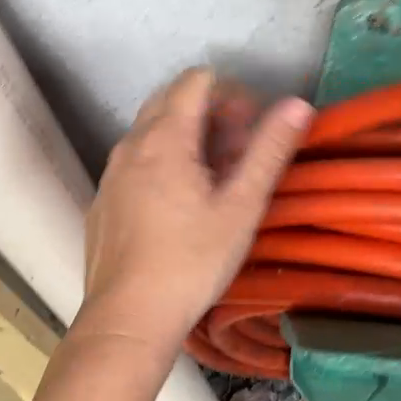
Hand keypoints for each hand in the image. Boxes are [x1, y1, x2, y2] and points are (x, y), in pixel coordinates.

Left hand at [82, 68, 313, 347]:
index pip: (196, 80)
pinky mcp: (103, 200)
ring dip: (186, 136)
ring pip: (151, 130)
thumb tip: (298, 104)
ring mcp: (111, 172)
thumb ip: (269, 149)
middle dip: (209, 111)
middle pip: (171, 99)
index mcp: (165, 137)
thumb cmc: (192, 261)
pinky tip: (180, 206)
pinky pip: (135, 160)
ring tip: (214, 179)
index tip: (250, 127)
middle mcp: (131, 143)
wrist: (127, 321)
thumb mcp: (242, 206)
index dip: (230, 91)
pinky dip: (161, 161)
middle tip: (238, 150)